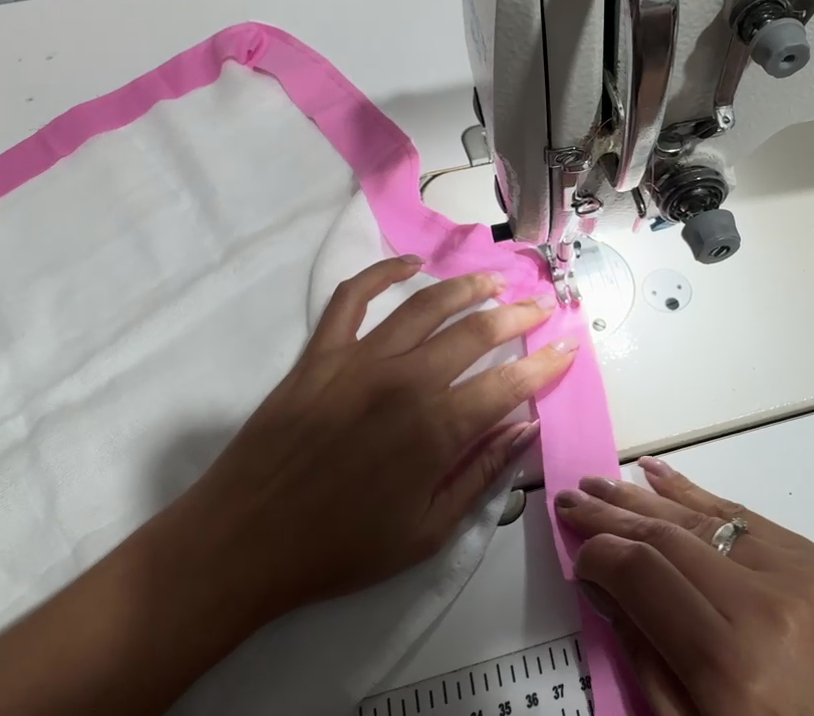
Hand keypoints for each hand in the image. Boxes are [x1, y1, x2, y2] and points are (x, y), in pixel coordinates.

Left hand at [167, 255, 573, 627]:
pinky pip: (353, 297)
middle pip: (477, 331)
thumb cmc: (340, 548)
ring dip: (468, 287)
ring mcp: (359, 359)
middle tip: (543, 307)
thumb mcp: (426, 533)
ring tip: (495, 281)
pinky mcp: (320, 352)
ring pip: (426, 305)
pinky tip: (410, 265)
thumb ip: (481, 476)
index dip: (546, 365)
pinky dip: (383, 272)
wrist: (244, 542)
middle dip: (519, 315)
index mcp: (436, 428)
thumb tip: (524, 428)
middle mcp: (406, 380)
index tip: (569, 348)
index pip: (509, 383)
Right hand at [555, 459, 813, 715]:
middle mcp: (767, 605)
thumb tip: (606, 589)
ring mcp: (801, 574)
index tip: (576, 554)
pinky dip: (698, 496)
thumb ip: (647, 660)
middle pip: (669, 538)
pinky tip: (661, 477)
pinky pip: (747, 517)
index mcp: (732, 664)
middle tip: (572, 498)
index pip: (644, 575)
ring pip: (705, 518)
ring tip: (603, 483)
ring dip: (647, 498)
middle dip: (613, 516)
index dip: (600, 555)